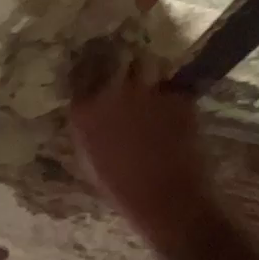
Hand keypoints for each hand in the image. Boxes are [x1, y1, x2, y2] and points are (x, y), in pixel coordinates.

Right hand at [69, 62, 217, 245]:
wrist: (167, 200)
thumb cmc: (121, 189)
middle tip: (128, 72)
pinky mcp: (176, 95)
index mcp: (84, 110)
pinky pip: (173, 85)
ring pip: (146, 64)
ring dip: (148, 71)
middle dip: (121, 63)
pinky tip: (176, 108)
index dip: (91, 68)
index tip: (98, 68)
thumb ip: (88, 126)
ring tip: (153, 84)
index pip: (82, 71)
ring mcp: (146, 91)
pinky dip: (174, 94)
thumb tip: (92, 108)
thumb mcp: (90, 158)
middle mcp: (111, 92)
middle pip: (115, 59)